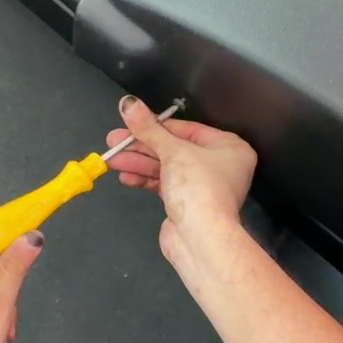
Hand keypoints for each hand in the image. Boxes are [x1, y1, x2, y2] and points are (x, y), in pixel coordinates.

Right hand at [104, 95, 256, 267]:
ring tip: (114, 160)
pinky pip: (165, 185)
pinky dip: (146, 180)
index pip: (188, 129)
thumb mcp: (172, 151)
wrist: (201, 238)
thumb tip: (129, 103)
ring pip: (167, 168)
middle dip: (143, 146)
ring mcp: (204, 187)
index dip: (157, 126)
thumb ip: (148, 128)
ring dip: (139, 163)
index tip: (132, 121)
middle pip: (175, 148)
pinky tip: (127, 177)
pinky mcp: (189, 204)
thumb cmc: (199, 190)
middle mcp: (221, 166)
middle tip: (115, 141)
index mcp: (229, 148)